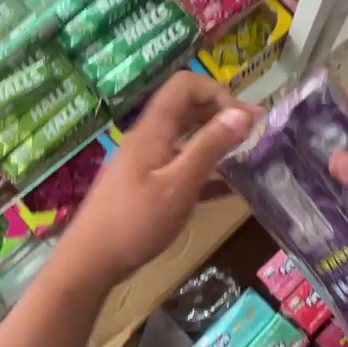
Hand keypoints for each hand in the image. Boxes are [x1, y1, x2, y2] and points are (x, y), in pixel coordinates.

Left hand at [54, 72, 259, 287]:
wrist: (91, 261)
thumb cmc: (135, 223)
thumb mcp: (178, 185)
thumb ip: (209, 147)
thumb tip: (243, 113)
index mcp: (153, 130)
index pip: (185, 85)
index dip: (218, 93)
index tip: (244, 120)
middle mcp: (149, 138)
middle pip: (187, 108)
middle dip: (222, 115)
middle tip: (255, 136)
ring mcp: (146, 162)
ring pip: (186, 138)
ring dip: (215, 142)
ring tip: (246, 158)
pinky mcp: (147, 186)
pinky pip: (181, 167)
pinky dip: (205, 170)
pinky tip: (228, 189)